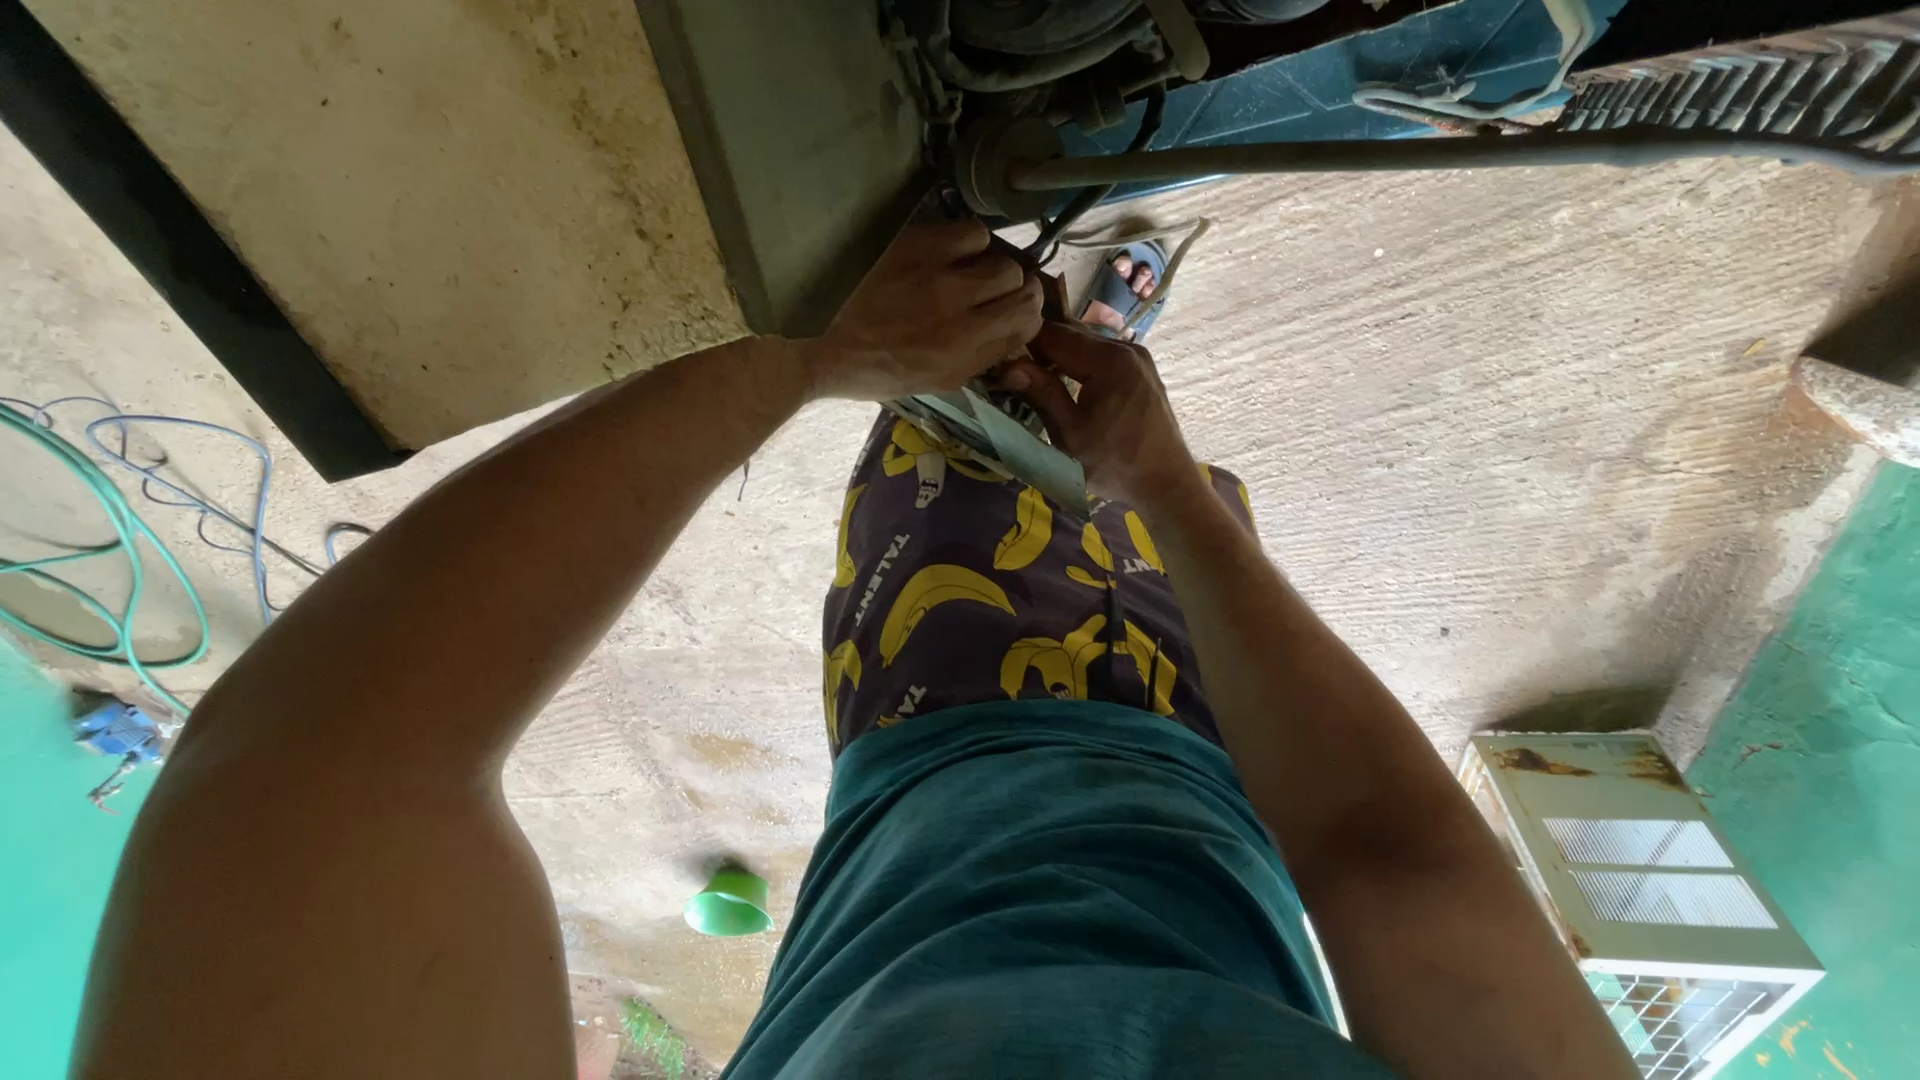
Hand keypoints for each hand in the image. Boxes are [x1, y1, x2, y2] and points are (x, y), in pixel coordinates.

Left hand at [801, 219, 1043, 400]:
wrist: (830, 348)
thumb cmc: (887, 372)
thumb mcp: (943, 381)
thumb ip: (986, 357)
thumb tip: (1020, 328)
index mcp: (964, 350)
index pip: (1027, 319)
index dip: (1030, 312)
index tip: (1019, 309)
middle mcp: (956, 311)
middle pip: (1018, 283)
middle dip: (1015, 288)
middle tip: (999, 290)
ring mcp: (935, 275)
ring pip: (999, 256)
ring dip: (993, 264)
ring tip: (975, 271)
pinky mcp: (916, 247)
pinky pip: (969, 232)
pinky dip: (971, 242)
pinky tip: (955, 254)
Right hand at [1000, 321, 1201, 510]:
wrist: (1167, 483)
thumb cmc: (1115, 463)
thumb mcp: (1069, 433)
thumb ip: (1041, 394)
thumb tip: (1007, 367)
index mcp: (1108, 360)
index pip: (1053, 334)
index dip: (1022, 341)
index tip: (996, 355)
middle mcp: (1126, 348)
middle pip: (1072, 333)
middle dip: (1039, 346)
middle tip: (1008, 364)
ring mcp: (1138, 357)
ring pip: (1087, 343)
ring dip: (1058, 354)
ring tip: (1030, 373)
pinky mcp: (1141, 371)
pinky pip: (1102, 355)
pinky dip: (1079, 362)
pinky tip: (1062, 380)